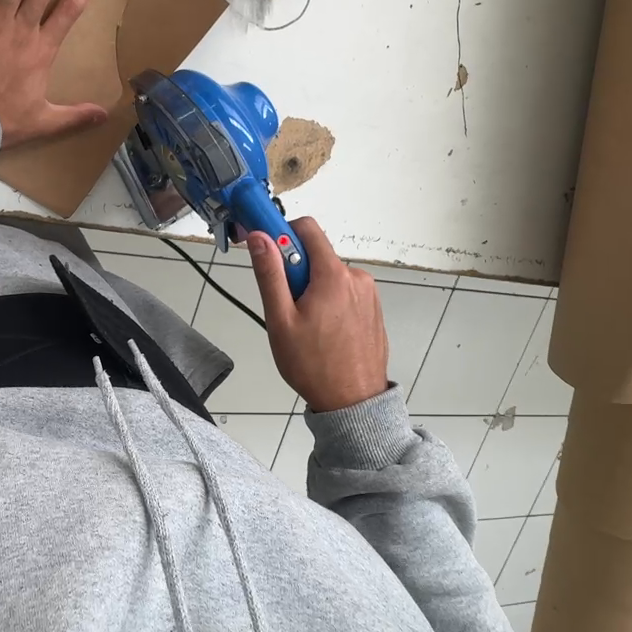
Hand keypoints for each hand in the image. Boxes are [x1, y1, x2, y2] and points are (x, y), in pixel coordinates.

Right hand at [248, 216, 389, 412]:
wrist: (353, 404)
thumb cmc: (312, 365)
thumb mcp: (280, 320)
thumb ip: (269, 274)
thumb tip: (259, 237)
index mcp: (333, 275)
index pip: (307, 228)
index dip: (281, 232)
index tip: (264, 248)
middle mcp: (356, 278)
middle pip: (316, 255)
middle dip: (295, 271)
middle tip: (285, 307)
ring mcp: (368, 294)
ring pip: (329, 276)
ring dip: (312, 289)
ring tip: (305, 326)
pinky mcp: (373, 310)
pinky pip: (343, 292)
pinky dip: (329, 302)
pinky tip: (323, 332)